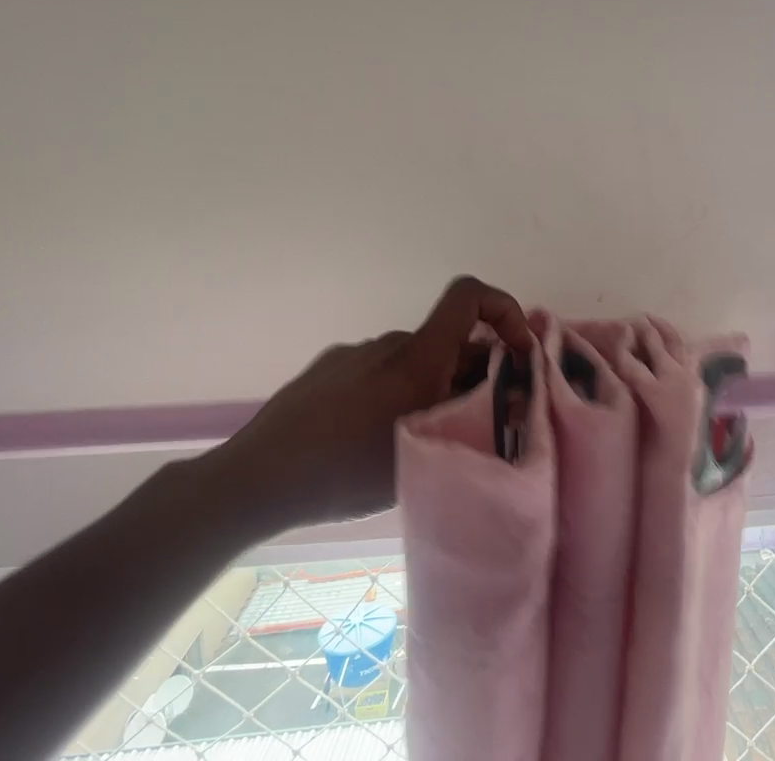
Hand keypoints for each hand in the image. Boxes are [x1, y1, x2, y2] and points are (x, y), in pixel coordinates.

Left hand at [199, 276, 532, 536]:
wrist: (257, 479)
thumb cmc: (346, 469)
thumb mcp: (424, 451)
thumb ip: (469, 418)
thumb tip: (503, 398)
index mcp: (417, 356)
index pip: (469, 295)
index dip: (504, 310)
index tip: (517, 353)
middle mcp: (388, 343)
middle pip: (447, 343)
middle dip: (471, 376)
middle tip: (474, 425)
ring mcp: (353, 355)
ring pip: (413, 364)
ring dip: (429, 390)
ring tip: (417, 444)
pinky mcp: (326, 372)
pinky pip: (378, 374)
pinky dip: (392, 396)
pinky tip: (369, 443)